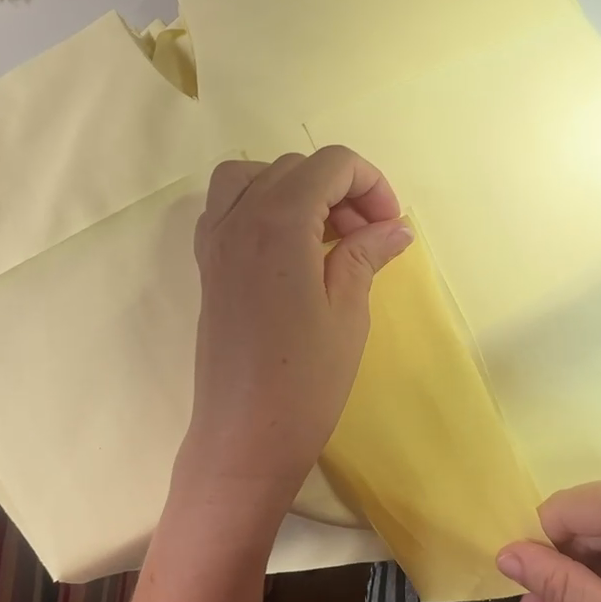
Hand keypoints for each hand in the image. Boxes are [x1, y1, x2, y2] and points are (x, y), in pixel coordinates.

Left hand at [181, 146, 412, 507]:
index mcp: (278, 221)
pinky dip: (259, 207)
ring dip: (294, 189)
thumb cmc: (305, 379)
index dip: (370, 184)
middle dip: (339, 189)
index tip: (390, 226)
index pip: (330, 164)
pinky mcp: (206, 268)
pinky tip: (288, 249)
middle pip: (294, 167)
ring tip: (325, 233)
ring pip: (252, 177)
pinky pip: (226, 208)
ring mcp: (214, 242)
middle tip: (369, 238)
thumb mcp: (349, 311)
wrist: (244, 437)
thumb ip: (366, 254)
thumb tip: (394, 227)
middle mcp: (238, 218)